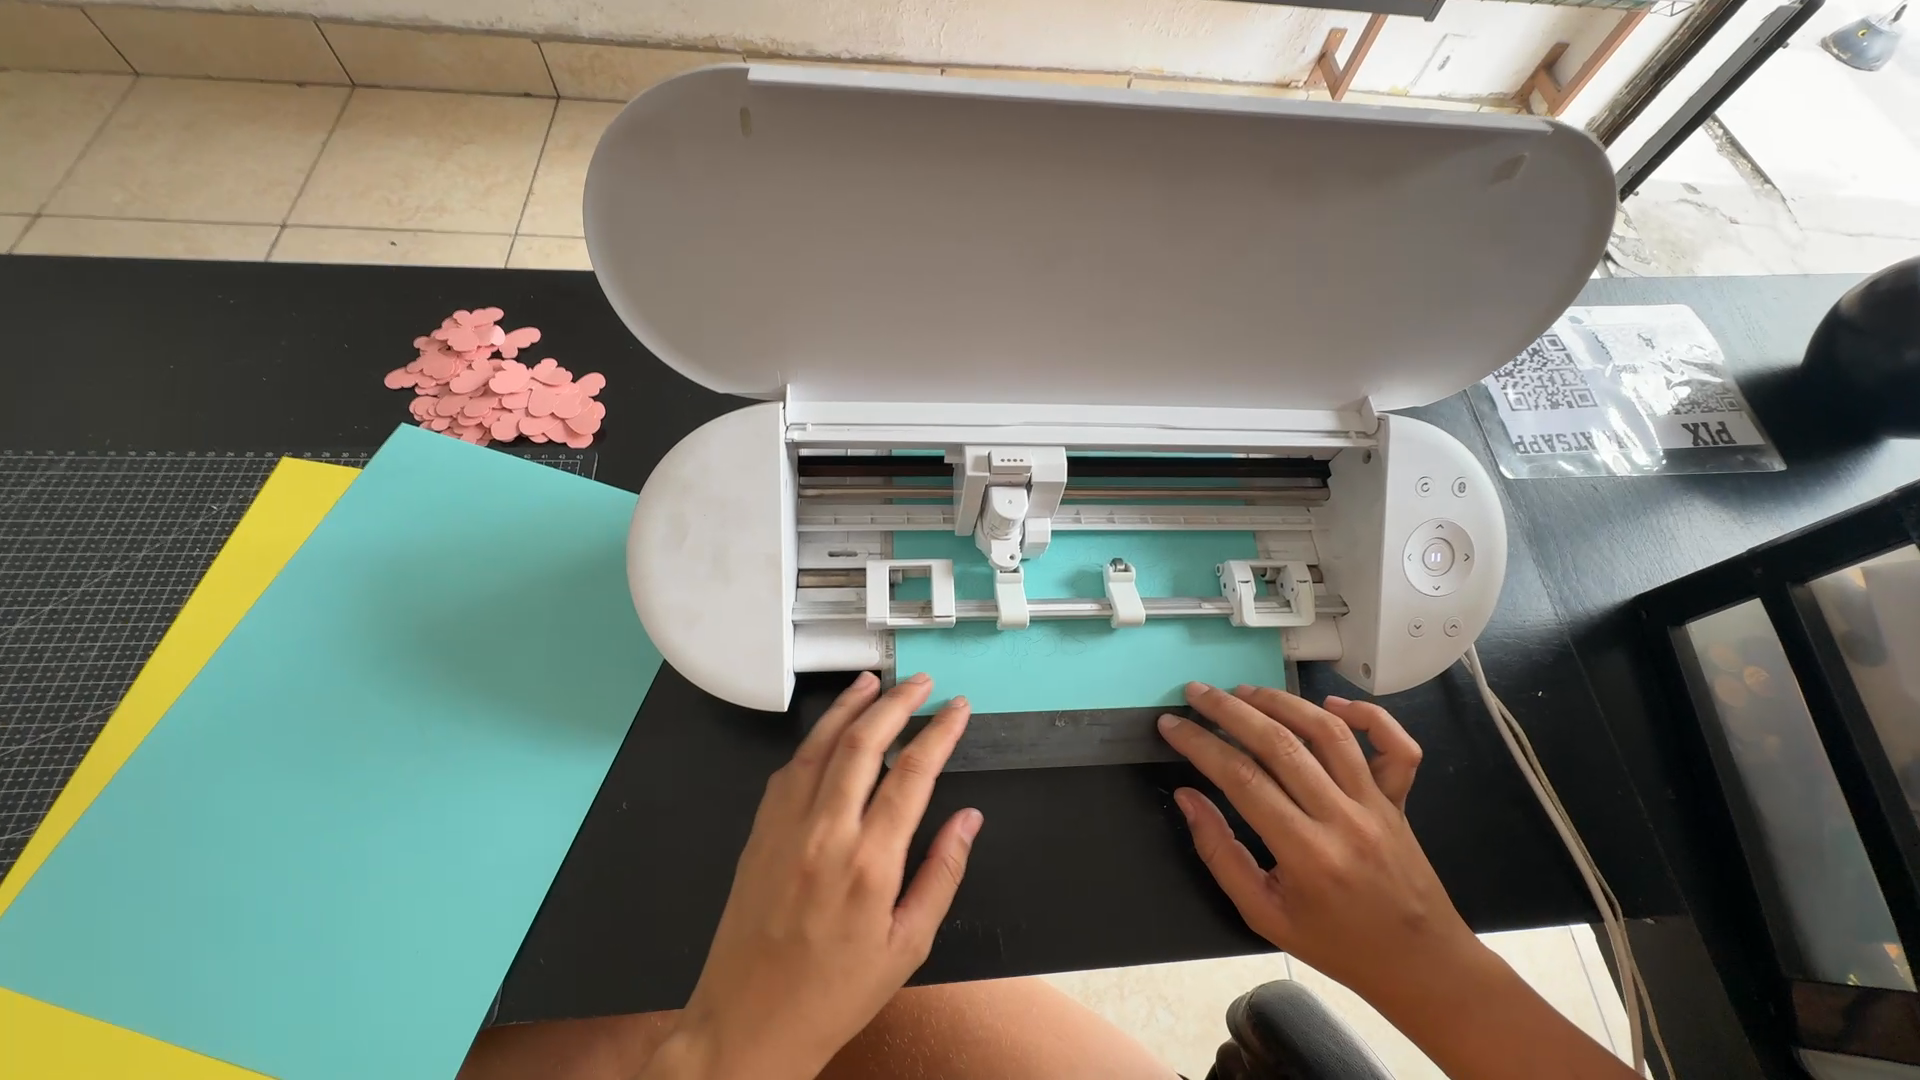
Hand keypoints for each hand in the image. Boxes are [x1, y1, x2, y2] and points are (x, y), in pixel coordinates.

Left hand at [645, 672, 981, 1079]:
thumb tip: (969, 820)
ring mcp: (785, 827)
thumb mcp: (907, 946)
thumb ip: (942, 874)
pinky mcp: (759, 831)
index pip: (913, 773)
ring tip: (874, 682)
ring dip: (850, 706)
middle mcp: (825, 833)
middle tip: (921, 683)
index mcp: (870, 863)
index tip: (956, 709)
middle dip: (897, 702)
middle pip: (863, 742)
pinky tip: (830, 729)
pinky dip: (815, 739)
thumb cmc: (834, 994)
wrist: (746, 1023)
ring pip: (821, 744)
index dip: (939, 732)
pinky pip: (790, 769)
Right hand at [1156, 683, 1475, 999]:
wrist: (1420, 966)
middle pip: (1281, 743)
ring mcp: (1376, 804)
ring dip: (1282, 701)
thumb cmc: (1335, 944)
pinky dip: (1369, 715)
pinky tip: (1332, 704)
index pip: (1242, 778)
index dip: (1200, 744)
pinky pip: (1396, 747)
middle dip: (1230, 711)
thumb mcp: (1262, 914)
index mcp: (1305, 853)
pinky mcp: (1400, 799)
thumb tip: (1187, 797)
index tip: (1171, 725)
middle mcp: (1343, 819)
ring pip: (1329, 732)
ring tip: (1244, 691)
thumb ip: (1220, 854)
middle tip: (1196, 692)